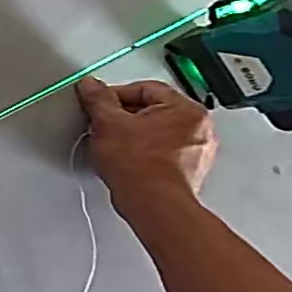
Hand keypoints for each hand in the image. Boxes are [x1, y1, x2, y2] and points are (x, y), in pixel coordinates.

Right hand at [75, 77, 217, 214]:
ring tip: (117, 147)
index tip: (100, 103)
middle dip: (124, 116)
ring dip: (134, 135)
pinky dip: (143, 154)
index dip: (115, 94)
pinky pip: (161, 153)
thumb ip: (98, 98)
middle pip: (152, 110)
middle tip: (106, 125)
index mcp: (186, 109)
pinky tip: (127, 162)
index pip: (145, 88)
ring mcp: (196, 152)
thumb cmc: (141, 168)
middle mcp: (199, 129)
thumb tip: (91, 87)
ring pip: (157, 132)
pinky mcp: (188, 172)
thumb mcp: (107, 123)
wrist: (152, 205)